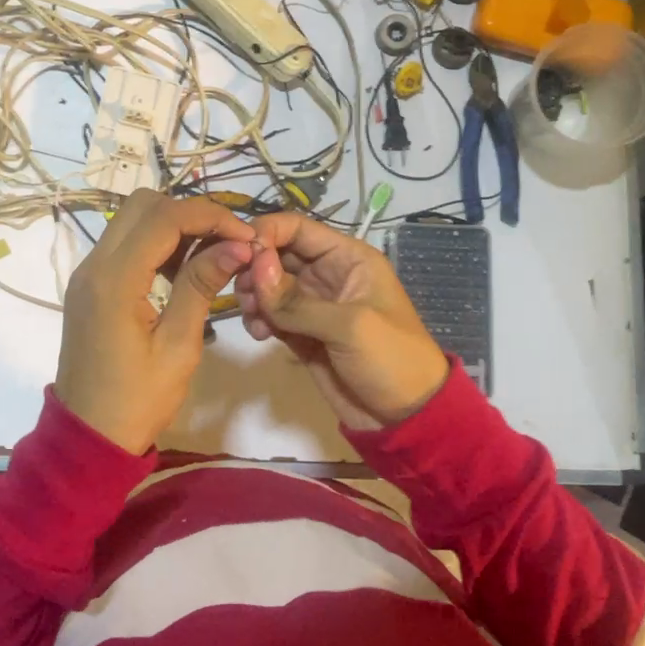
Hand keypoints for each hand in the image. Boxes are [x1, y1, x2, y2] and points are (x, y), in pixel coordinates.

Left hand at [56, 189, 254, 453]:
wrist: (88, 436)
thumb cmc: (138, 401)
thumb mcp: (178, 347)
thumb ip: (202, 287)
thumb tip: (238, 246)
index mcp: (114, 280)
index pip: (164, 218)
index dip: (210, 217)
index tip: (246, 238)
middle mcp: (94, 265)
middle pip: (144, 205)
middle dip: (191, 213)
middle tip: (228, 242)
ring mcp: (88, 273)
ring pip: (132, 219)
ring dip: (173, 226)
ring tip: (213, 255)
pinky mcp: (90, 285)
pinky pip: (124, 244)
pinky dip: (156, 243)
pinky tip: (184, 270)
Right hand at [235, 213, 447, 429]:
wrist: (406, 417)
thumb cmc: (390, 358)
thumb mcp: (349, 326)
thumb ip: (296, 300)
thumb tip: (253, 266)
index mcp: (348, 258)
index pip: (298, 228)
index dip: (267, 232)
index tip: (238, 253)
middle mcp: (328, 273)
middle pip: (278, 253)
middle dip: (254, 267)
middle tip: (240, 291)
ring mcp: (313, 305)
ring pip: (270, 285)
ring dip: (253, 295)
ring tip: (252, 317)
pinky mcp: (301, 333)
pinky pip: (271, 315)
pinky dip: (259, 319)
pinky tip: (259, 334)